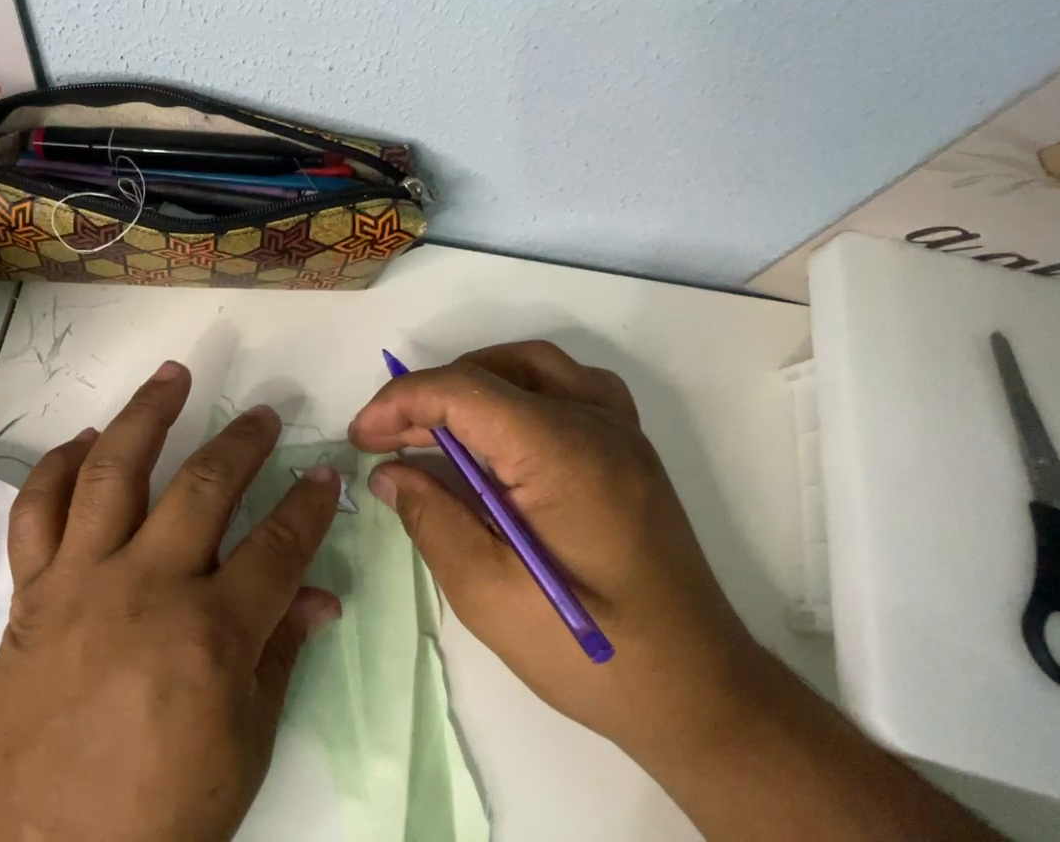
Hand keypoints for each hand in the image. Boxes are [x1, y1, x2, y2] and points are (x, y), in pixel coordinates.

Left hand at [0, 361, 343, 841]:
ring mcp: (82, 579)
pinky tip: (83, 440)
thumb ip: (279, 657)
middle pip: (204, 488)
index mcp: (211, 632)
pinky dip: (58, 468)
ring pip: (115, 471)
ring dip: (146, 416)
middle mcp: (147, 586)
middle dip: (243, 443)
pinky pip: (38, 510)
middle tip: (264, 415)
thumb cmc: (158, 810)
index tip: (324, 474)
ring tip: (173, 376)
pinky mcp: (33, 590)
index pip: (278, 546)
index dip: (308, 506)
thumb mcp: (243, 747)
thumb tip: (318, 597)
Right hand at [347, 341, 780, 763]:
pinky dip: (519, 392)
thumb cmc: (590, 651)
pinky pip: (570, 388)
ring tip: (432, 428)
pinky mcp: (631, 454)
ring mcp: (622, 434)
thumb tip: (389, 473)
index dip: (400, 402)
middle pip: (494, 370)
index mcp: (561, 452)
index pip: (463, 390)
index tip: (359, 439)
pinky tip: (498, 435)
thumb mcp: (489, 595)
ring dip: (473, 385)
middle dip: (428, 395)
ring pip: (534, 367)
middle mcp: (596, 424)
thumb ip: (432, 520)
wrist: (700, 692)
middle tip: (385, 441)